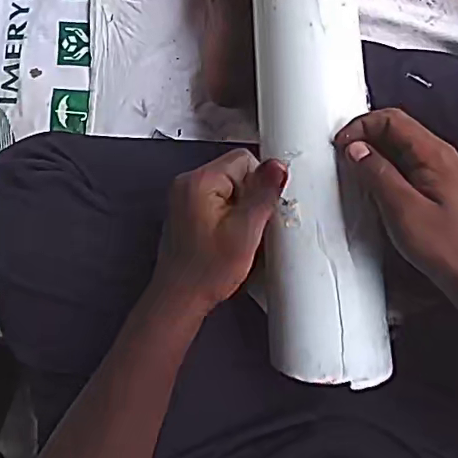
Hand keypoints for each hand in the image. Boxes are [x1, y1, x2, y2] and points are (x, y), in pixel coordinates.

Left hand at [150, 149, 287, 314]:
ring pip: (228, 188)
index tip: (258, 211)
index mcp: (199, 180)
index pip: (244, 159)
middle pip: (235, 172)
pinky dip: (227, 216)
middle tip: (245, 228)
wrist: (180, 298)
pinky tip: (225, 239)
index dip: (260, 184)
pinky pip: (216, 200)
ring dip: (239, 209)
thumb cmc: (206, 271)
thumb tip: (278, 166)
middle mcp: (187, 182)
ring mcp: (183, 196)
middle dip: (249, 197)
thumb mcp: (245, 231)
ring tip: (234, 236)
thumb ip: (263, 194)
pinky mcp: (185, 210)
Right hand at [336, 108, 457, 290]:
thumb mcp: (402, 209)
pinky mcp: (436, 187)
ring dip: (373, 154)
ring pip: (399, 146)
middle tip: (344, 155)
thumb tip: (356, 149)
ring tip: (355, 172)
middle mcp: (441, 157)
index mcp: (436, 155)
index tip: (343, 144)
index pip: (393, 119)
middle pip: (396, 128)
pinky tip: (374, 187)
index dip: (361, 126)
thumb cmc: (448, 249)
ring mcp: (440, 171)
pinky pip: (405, 165)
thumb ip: (377, 174)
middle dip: (365, 137)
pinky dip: (384, 169)